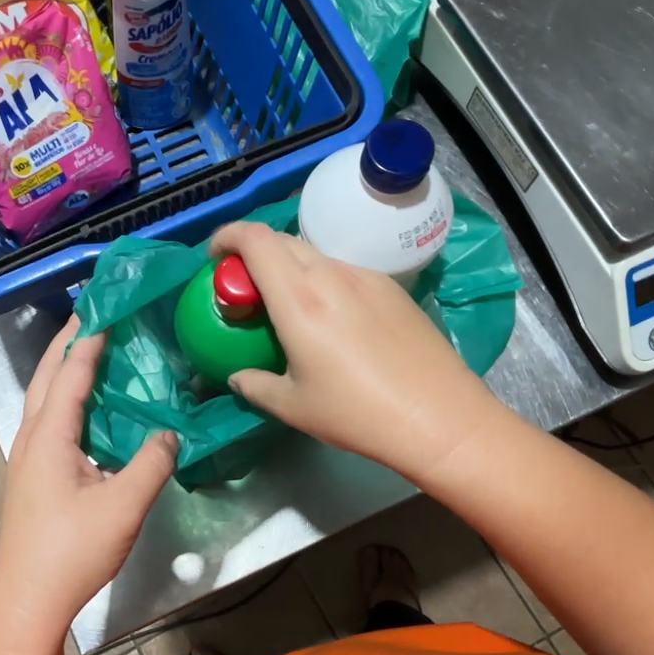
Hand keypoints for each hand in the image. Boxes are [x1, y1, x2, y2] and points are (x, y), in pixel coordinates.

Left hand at [0, 317, 177, 652]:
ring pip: (43, 399)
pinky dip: (67, 399)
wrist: (27, 602)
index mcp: (48, 436)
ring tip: (92, 349)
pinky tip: (90, 410)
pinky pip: (49, 422)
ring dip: (64, 369)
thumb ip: (152, 463)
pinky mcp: (32, 478)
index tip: (108, 304)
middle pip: (46, 376)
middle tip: (93, 312)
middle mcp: (31, 439)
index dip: (90, 337)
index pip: (71, 372)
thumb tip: (171, 433)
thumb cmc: (72, 552)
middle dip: (67, 342)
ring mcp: (27, 459)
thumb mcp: (124, 506)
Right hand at [208, 222, 510, 480]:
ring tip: (288, 307)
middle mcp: (331, 275)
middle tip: (245, 289)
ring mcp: (366, 277)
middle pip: (280, 240)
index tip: (214, 258)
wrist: (439, 417)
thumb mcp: (293, 406)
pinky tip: (331, 320)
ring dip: (289, 268)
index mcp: (299, 299)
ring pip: (314, 254)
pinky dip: (321, 281)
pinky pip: (344, 271)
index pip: (254, 239)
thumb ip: (255, 385)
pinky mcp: (392, 288)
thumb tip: (238, 376)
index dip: (226, 237)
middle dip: (252, 254)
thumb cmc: (357, 414)